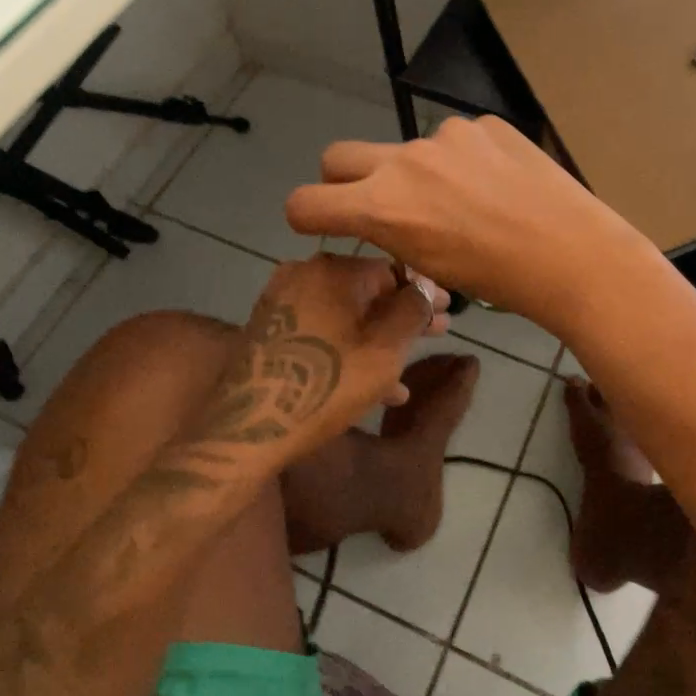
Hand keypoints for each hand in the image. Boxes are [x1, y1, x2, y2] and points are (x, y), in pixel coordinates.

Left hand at [196, 254, 447, 467]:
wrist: (247, 429)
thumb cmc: (326, 385)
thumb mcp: (385, 350)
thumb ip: (413, 310)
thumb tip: (426, 285)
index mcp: (333, 269)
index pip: (392, 267)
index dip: (424, 290)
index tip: (448, 311)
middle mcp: (303, 275)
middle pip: (367, 290)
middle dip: (404, 315)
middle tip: (438, 333)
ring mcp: (281, 304)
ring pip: (345, 315)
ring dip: (380, 337)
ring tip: (410, 365)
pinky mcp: (268, 332)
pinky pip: (321, 332)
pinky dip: (349, 350)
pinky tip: (377, 387)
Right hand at [284, 116, 657, 331]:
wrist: (572, 253)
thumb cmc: (499, 280)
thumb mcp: (429, 268)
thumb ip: (392, 233)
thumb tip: (385, 219)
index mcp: (383, 206)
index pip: (305, 202)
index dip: (305, 217)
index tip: (321, 224)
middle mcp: (403, 160)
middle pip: (337, 156)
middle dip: (344, 180)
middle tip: (381, 203)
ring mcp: (447, 136)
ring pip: (408, 149)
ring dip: (419, 171)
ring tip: (468, 201)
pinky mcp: (484, 124)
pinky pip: (457, 140)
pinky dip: (465, 160)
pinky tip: (500, 185)